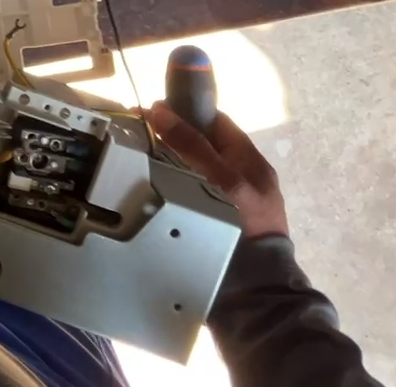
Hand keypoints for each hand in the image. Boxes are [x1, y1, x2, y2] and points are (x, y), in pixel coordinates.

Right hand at [146, 102, 288, 239]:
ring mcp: (227, 197)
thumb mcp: (223, 179)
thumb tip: (160, 110)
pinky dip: (170, 181)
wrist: (257, 285)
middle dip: (173, 135)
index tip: (156, 111)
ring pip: (193, 165)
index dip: (187, 111)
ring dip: (168, 158)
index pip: (216, 121)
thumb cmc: (246, 224)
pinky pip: (187, 187)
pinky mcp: (214, 216)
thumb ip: (193, 145)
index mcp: (249, 160)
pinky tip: (151, 184)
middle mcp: (240, 174)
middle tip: (140, 133)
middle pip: (202, 142)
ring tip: (138, 156)